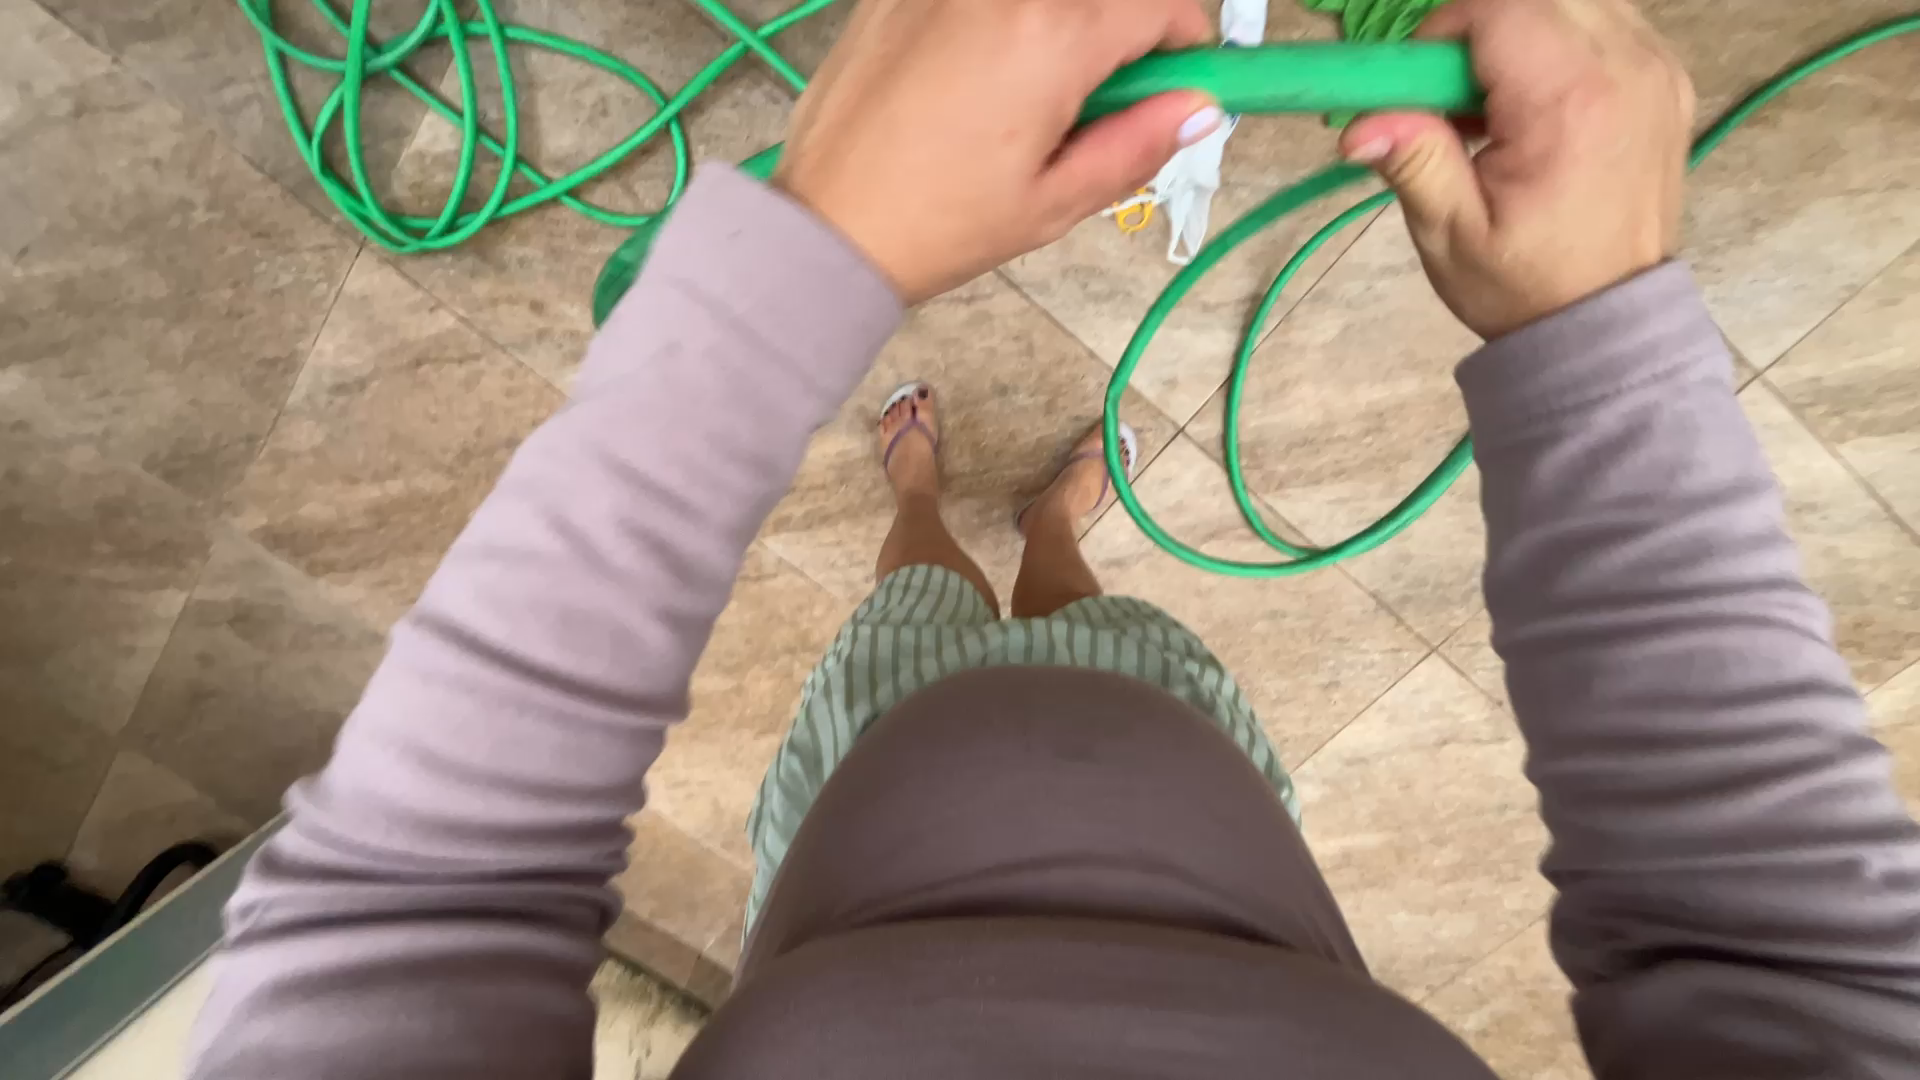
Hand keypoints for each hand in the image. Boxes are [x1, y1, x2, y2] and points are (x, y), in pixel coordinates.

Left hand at [774, 0, 1224, 302]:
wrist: (830, 228)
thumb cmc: (938, 228)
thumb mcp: (1050, 206)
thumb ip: (1134, 149)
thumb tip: (1199, 111)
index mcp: (1051, 37)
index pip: (1159, 3)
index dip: (1184, 44)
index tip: (1179, 84)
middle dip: (1116, 37)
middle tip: (1095, 105)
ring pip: (1041, 0)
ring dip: (1058, 32)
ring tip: (1025, 103)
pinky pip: (981, 2)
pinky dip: (1000, 26)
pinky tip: (972, 84)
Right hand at [1340, 0, 1693, 338]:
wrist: (1601, 318)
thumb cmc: (1516, 283)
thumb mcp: (1448, 233)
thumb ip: (1413, 162)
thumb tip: (1357, 126)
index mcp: (1570, 101)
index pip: (1501, 9)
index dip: (1441, 33)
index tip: (1410, 92)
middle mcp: (1628, 63)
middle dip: (1475, 31)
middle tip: (1442, 102)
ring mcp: (1659, 64)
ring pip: (1575, 1)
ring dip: (1515, 36)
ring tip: (1486, 110)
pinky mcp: (1666, 76)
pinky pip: (1604, 24)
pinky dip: (1554, 47)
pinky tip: (1529, 110)